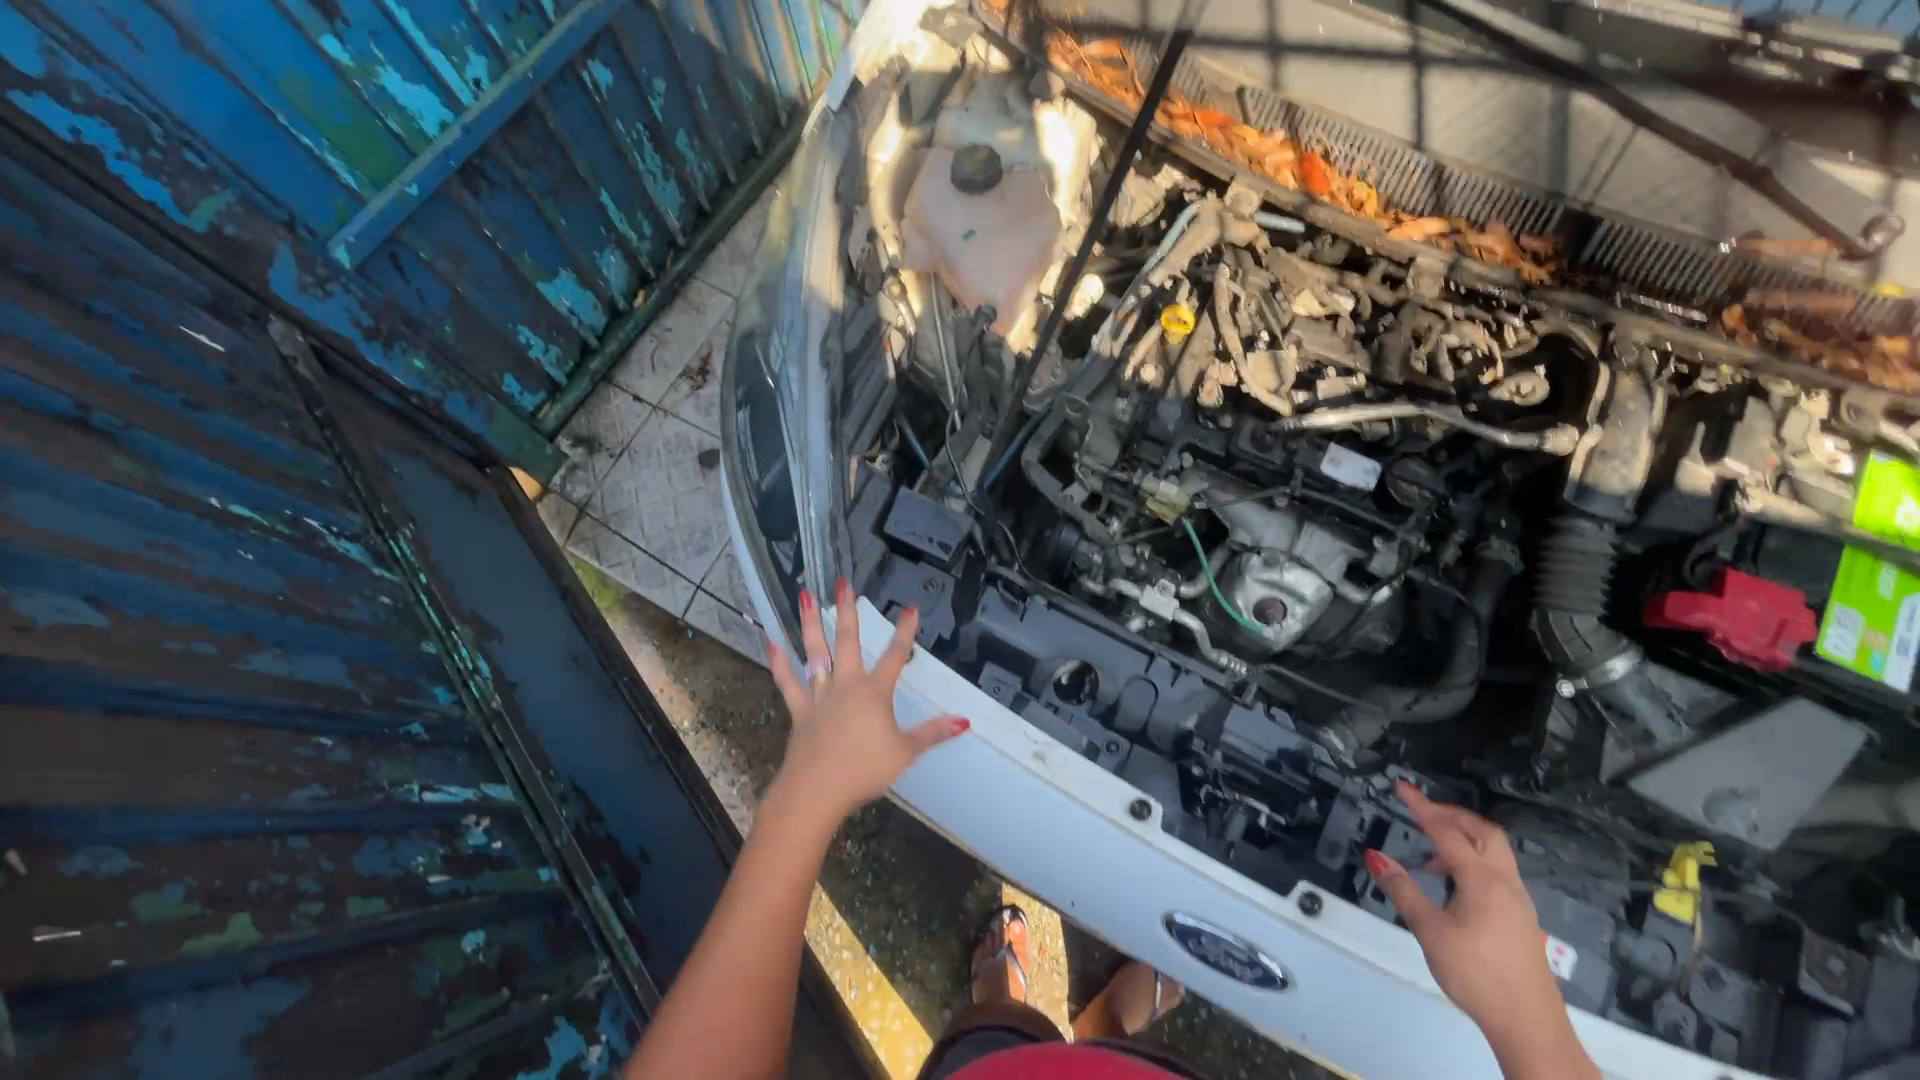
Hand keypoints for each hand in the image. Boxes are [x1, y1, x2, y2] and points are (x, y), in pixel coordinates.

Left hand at [766, 579, 968, 822]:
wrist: (816, 790)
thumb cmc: (864, 770)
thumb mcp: (905, 753)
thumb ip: (933, 733)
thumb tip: (964, 721)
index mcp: (874, 693)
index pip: (896, 656)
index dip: (905, 631)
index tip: (911, 607)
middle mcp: (846, 685)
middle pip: (848, 641)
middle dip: (848, 610)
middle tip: (842, 582)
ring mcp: (819, 696)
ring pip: (814, 653)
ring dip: (810, 623)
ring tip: (804, 595)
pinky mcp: (799, 710)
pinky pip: (788, 681)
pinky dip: (778, 662)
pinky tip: (771, 641)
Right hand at [1370, 782, 1597, 1079]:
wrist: (1529, 1024)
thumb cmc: (1476, 975)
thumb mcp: (1430, 932)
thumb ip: (1402, 891)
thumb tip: (1375, 856)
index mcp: (1482, 880)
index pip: (1447, 831)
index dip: (1421, 806)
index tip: (1401, 786)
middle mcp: (1505, 883)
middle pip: (1483, 831)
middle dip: (1451, 815)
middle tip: (1422, 813)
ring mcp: (1518, 901)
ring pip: (1495, 851)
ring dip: (1464, 839)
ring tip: (1431, 855)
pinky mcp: (1521, 918)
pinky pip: (1498, 871)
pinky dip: (1474, 861)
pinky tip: (1454, 886)